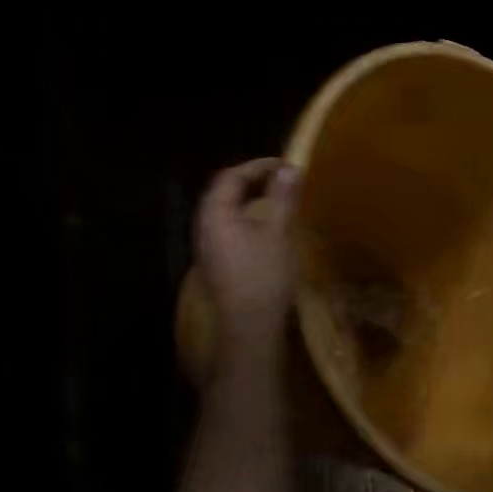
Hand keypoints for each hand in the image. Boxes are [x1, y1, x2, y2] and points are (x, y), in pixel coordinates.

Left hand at [194, 158, 302, 355]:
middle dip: (252, 182)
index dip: (257, 166)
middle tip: (280, 181)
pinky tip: (265, 232)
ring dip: (249, 203)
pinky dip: (246, 221)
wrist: (249, 325)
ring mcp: (206, 247)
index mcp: (215, 214)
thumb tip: (289, 168)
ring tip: (275, 202)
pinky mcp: (215, 264)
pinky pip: (227, 231)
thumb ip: (282, 198)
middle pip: (223, 193)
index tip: (284, 166)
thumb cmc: (264, 275)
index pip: (231, 177)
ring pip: (225, 213)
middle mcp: (203, 227)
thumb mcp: (278, 232)